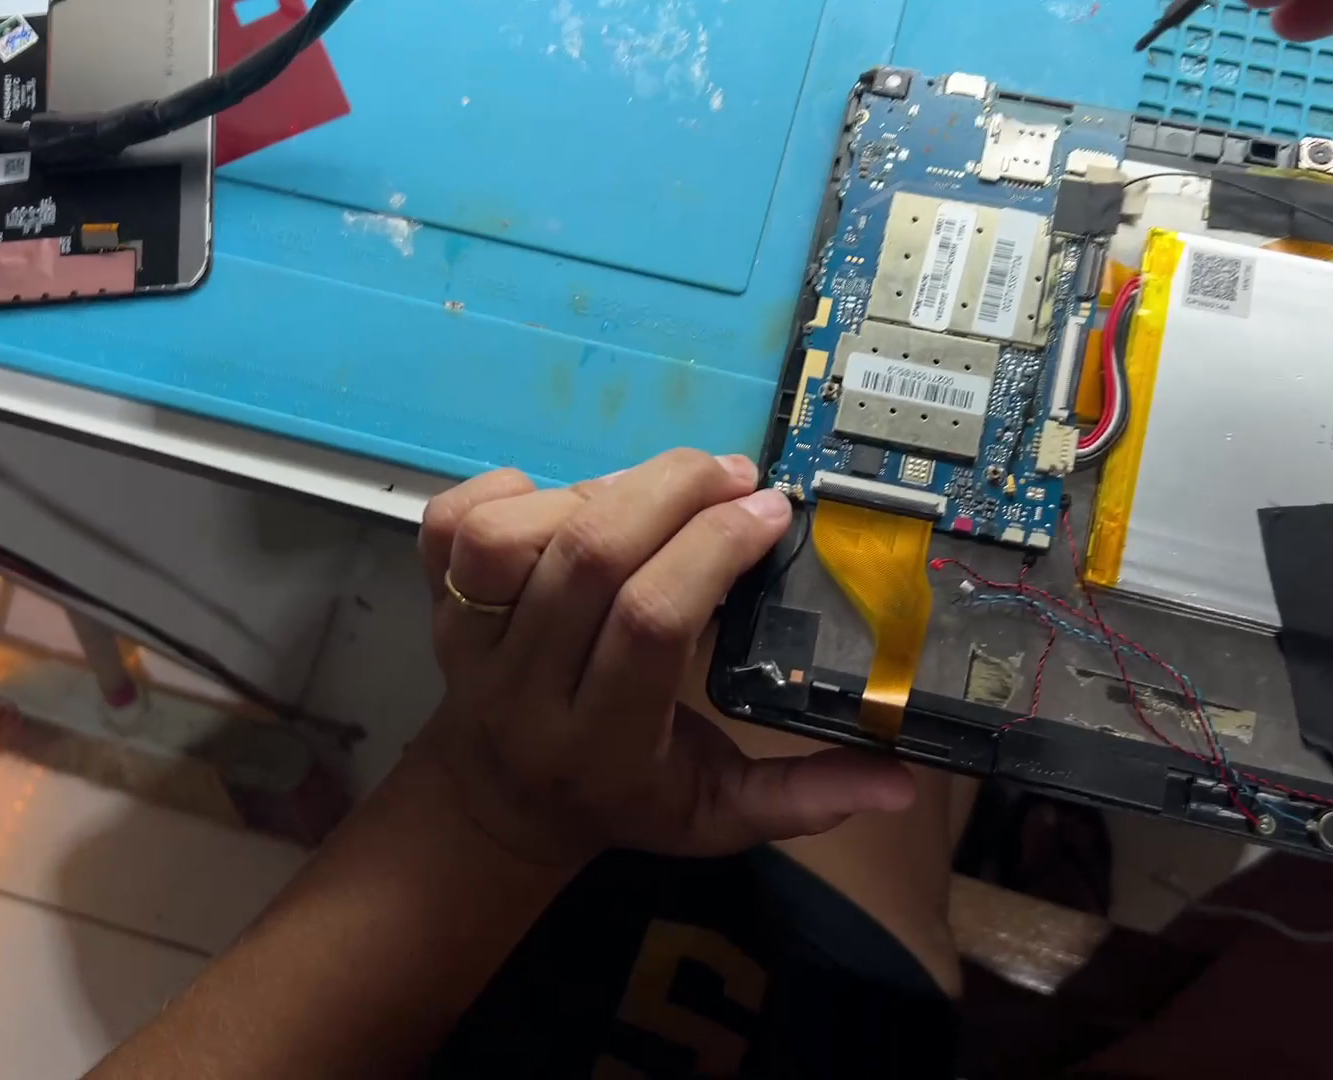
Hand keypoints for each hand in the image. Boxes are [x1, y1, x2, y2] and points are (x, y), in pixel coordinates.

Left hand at [411, 450, 915, 867]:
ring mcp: (464, 644)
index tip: (769, 511)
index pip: (650, 623)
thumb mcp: (714, 816)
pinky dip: (512, 489)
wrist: (501, 798)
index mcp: (600, 745)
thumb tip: (901, 781)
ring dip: (595, 490)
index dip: (714, 549)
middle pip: (587, 558)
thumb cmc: (620, 799)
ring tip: (652, 492)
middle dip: (670, 491)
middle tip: (727, 472)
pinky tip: (566, 503)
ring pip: (509, 537)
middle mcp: (522, 691)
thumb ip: (801, 800)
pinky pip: (452, 522)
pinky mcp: (431, 603)